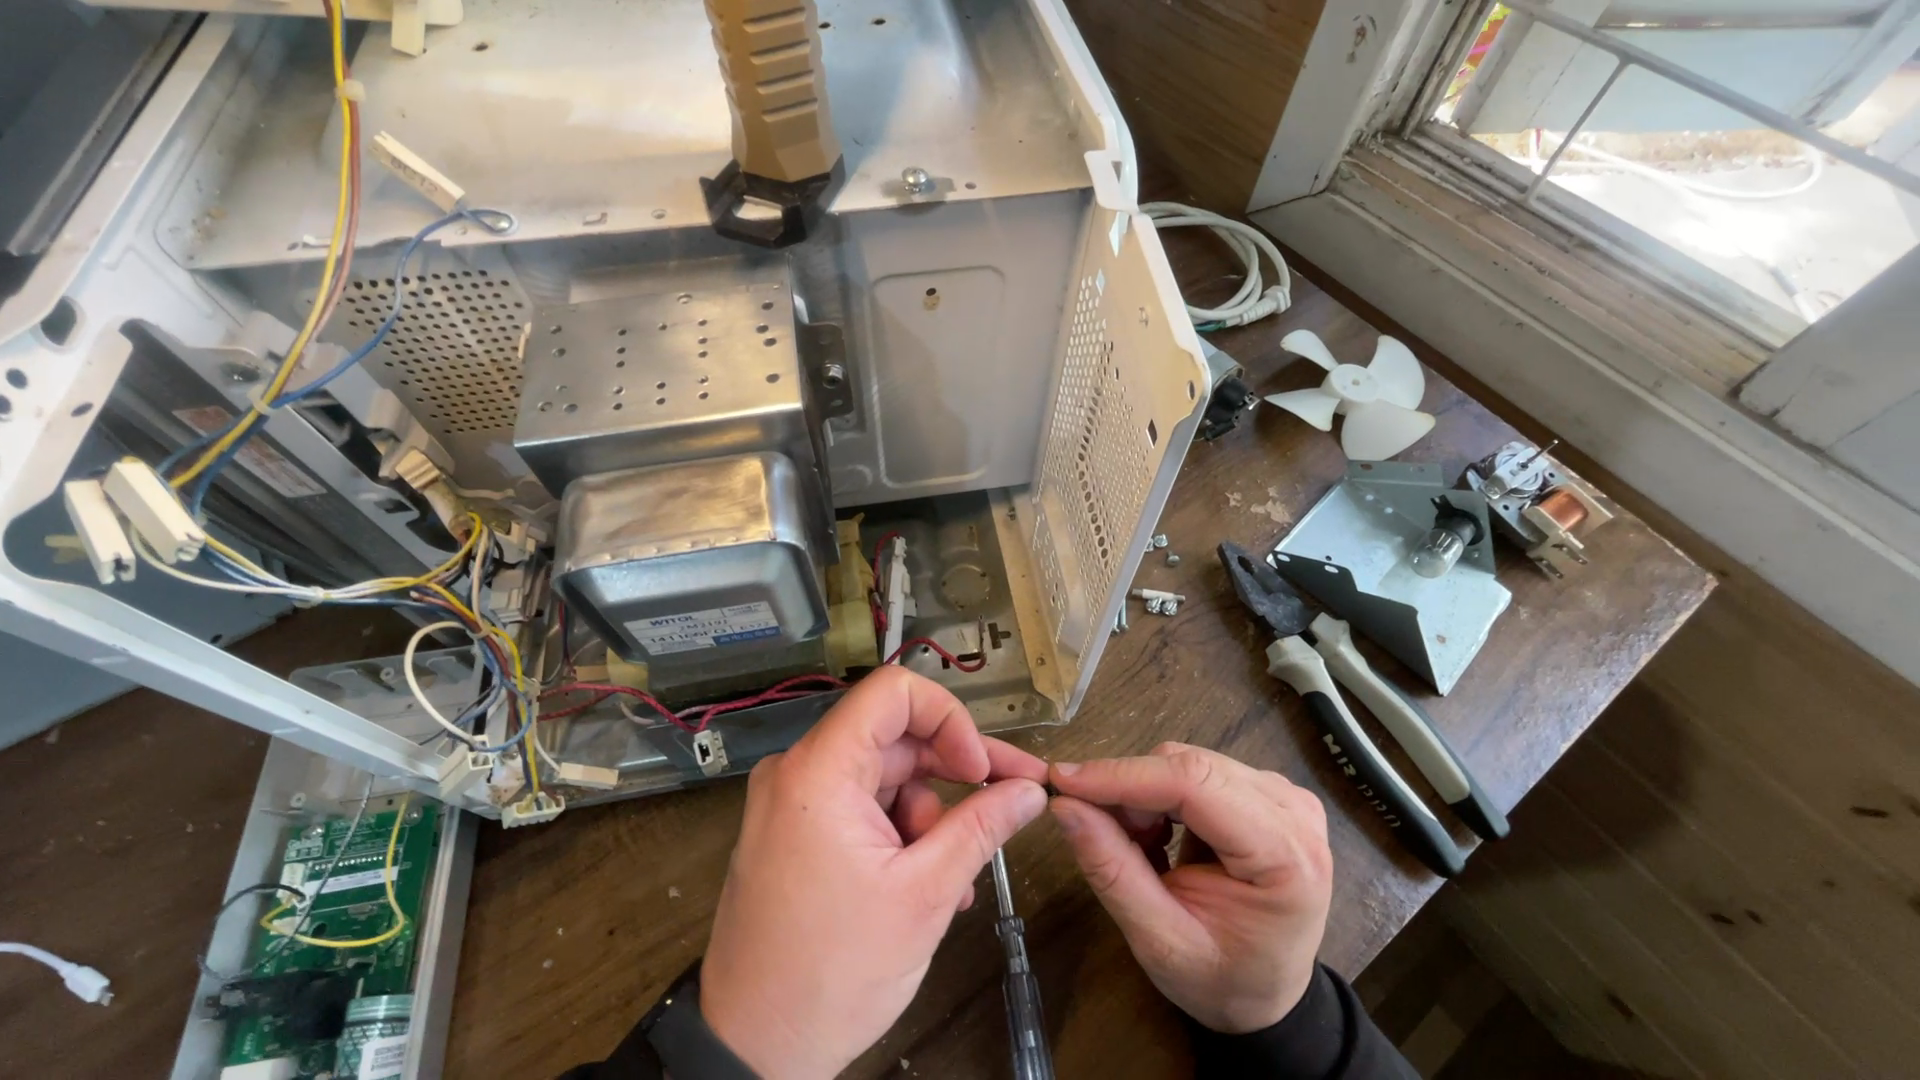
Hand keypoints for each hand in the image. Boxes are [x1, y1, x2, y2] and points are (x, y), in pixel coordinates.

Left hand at [700, 667, 1049, 1078]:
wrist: (751, 1049)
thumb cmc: (833, 971)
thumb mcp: (923, 895)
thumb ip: (981, 828)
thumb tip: (1030, 791)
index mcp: (820, 770)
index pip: (894, 693)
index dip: (950, 718)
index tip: (983, 768)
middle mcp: (800, 772)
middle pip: (895, 739)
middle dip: (957, 773)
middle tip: (1013, 803)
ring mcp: (794, 805)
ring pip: (886, 780)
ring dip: (933, 820)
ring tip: (956, 883)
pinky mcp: (797, 835)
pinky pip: (863, 811)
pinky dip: (902, 837)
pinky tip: (930, 888)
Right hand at [1048, 742, 1332, 1033]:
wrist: (1269, 997)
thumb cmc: (1221, 980)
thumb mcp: (1159, 941)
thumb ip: (1112, 871)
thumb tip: (1063, 806)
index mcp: (1285, 857)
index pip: (1195, 785)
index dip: (1123, 776)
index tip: (1062, 780)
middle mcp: (1294, 811)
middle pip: (1189, 766)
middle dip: (1129, 790)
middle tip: (1095, 830)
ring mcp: (1284, 796)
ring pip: (1187, 763)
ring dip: (1144, 794)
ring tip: (1135, 846)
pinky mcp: (1267, 792)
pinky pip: (1196, 771)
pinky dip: (1161, 796)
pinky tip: (1157, 836)